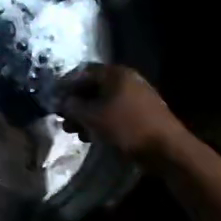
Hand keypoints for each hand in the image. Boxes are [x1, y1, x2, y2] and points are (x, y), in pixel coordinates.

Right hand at [57, 64, 186, 160]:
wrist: (166, 148)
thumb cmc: (126, 127)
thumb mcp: (92, 117)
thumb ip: (73, 107)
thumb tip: (63, 102)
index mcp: (116, 74)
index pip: (84, 72)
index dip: (66, 85)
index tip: (54, 100)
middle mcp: (128, 80)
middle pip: (94, 88)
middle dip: (76, 104)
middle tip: (63, 120)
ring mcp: (137, 97)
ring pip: (104, 103)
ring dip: (87, 116)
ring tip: (76, 132)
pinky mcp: (142, 114)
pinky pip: (116, 113)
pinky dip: (102, 122)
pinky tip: (93, 137)